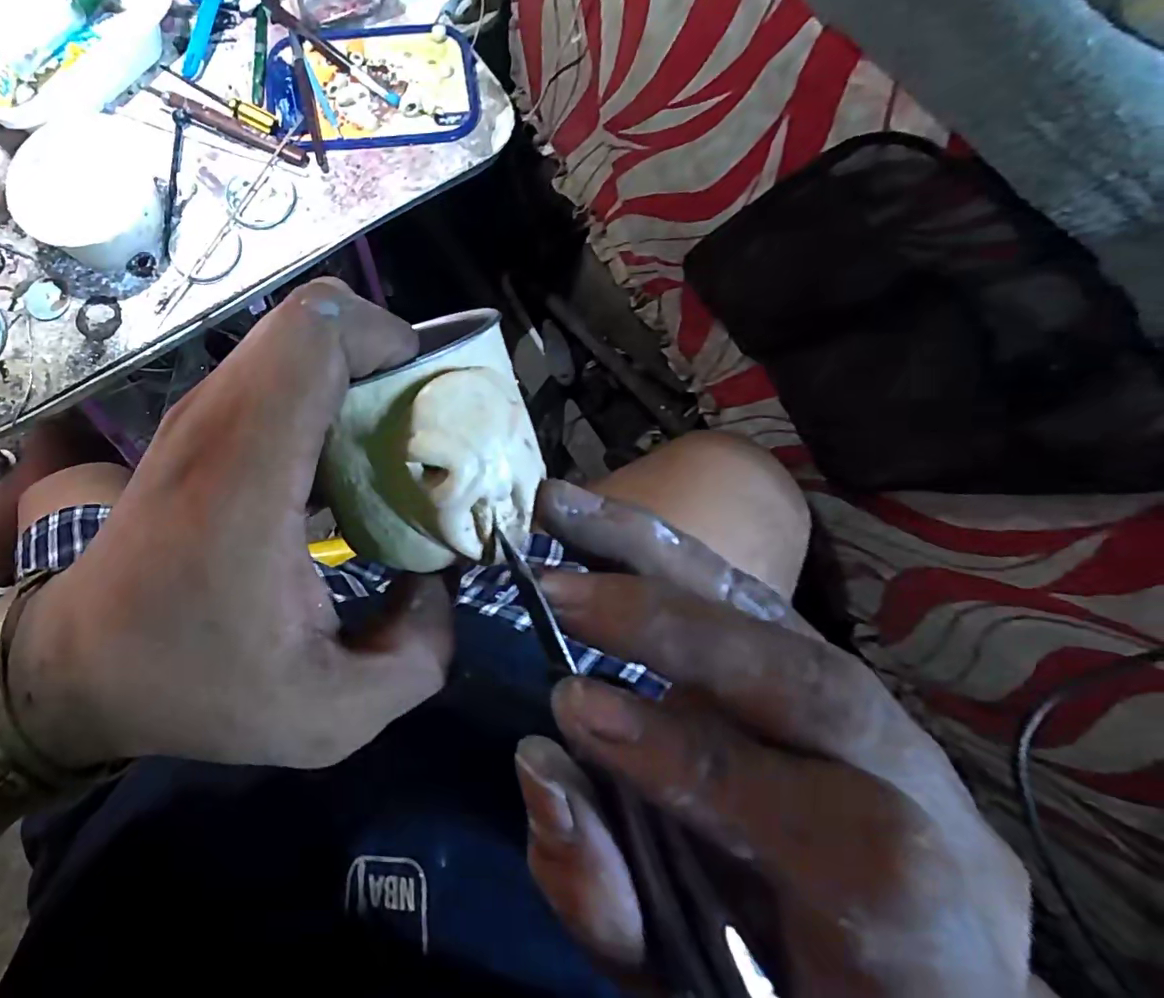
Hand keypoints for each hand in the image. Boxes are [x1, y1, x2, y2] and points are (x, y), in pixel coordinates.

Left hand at [7, 280, 454, 768]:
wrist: (80, 664)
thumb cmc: (189, 684)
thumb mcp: (327, 712)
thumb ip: (415, 654)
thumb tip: (435, 584)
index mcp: (247, 470)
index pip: (316, 331)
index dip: (387, 341)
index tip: (427, 409)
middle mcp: (214, 422)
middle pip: (309, 322)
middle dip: (379, 362)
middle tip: (413, 437)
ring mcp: (192, 420)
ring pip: (286, 348)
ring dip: (346, 384)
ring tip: (377, 458)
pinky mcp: (186, 433)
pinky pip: (264, 383)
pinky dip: (311, 404)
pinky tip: (327, 477)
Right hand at [515, 481, 1034, 995]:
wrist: (875, 972)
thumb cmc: (764, 987)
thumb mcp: (673, 977)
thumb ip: (606, 894)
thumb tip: (537, 765)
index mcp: (919, 931)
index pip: (842, 836)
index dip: (700, 763)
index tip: (572, 708)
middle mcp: (923, 804)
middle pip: (824, 693)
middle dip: (675, 631)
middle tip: (554, 590)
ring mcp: (882, 731)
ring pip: (790, 624)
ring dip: (659, 556)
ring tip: (560, 510)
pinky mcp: (826, 682)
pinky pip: (753, 605)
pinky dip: (667, 556)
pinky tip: (599, 521)